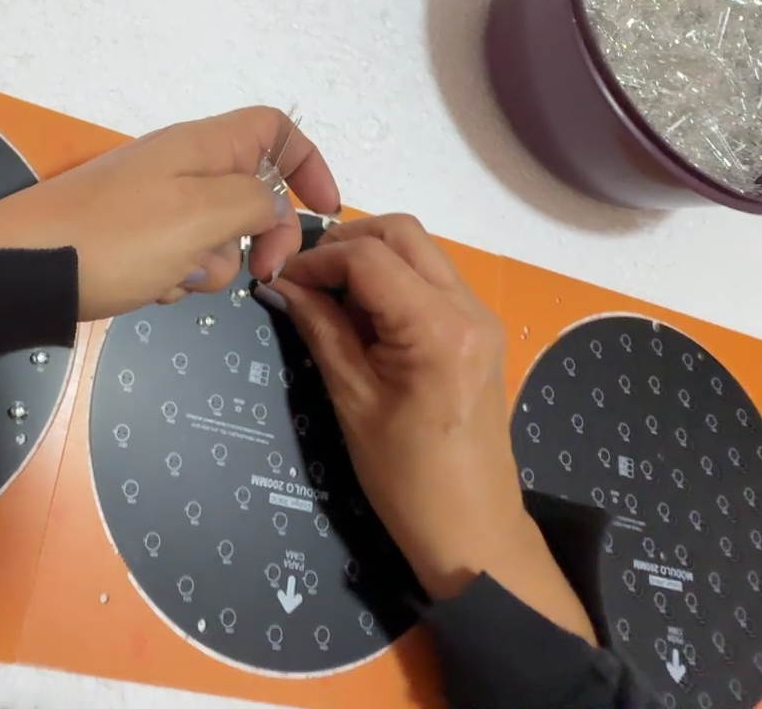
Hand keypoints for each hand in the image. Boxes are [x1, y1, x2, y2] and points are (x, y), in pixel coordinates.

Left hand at [0, 106, 338, 319]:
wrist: (20, 268)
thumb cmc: (113, 238)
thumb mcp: (199, 216)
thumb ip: (254, 200)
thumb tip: (275, 202)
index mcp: (201, 145)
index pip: (274, 127)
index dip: (309, 162)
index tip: (325, 213)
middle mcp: (180, 166)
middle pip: (251, 190)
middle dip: (259, 234)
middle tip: (258, 275)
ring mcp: (153, 202)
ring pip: (216, 232)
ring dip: (208, 263)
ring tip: (172, 277)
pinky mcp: (130, 236)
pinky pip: (177, 254)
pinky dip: (172, 275)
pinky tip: (145, 288)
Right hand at [266, 215, 595, 642]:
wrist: (473, 530)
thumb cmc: (404, 475)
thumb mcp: (349, 396)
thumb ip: (318, 326)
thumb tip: (281, 282)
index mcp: (438, 328)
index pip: (368, 256)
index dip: (318, 259)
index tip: (283, 279)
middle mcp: (469, 307)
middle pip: (402, 232)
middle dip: (347, 241)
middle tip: (308, 276)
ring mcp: (480, 315)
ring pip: (419, 248)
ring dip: (370, 256)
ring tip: (331, 294)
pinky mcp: (479, 327)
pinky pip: (430, 276)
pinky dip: (391, 277)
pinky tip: (362, 312)